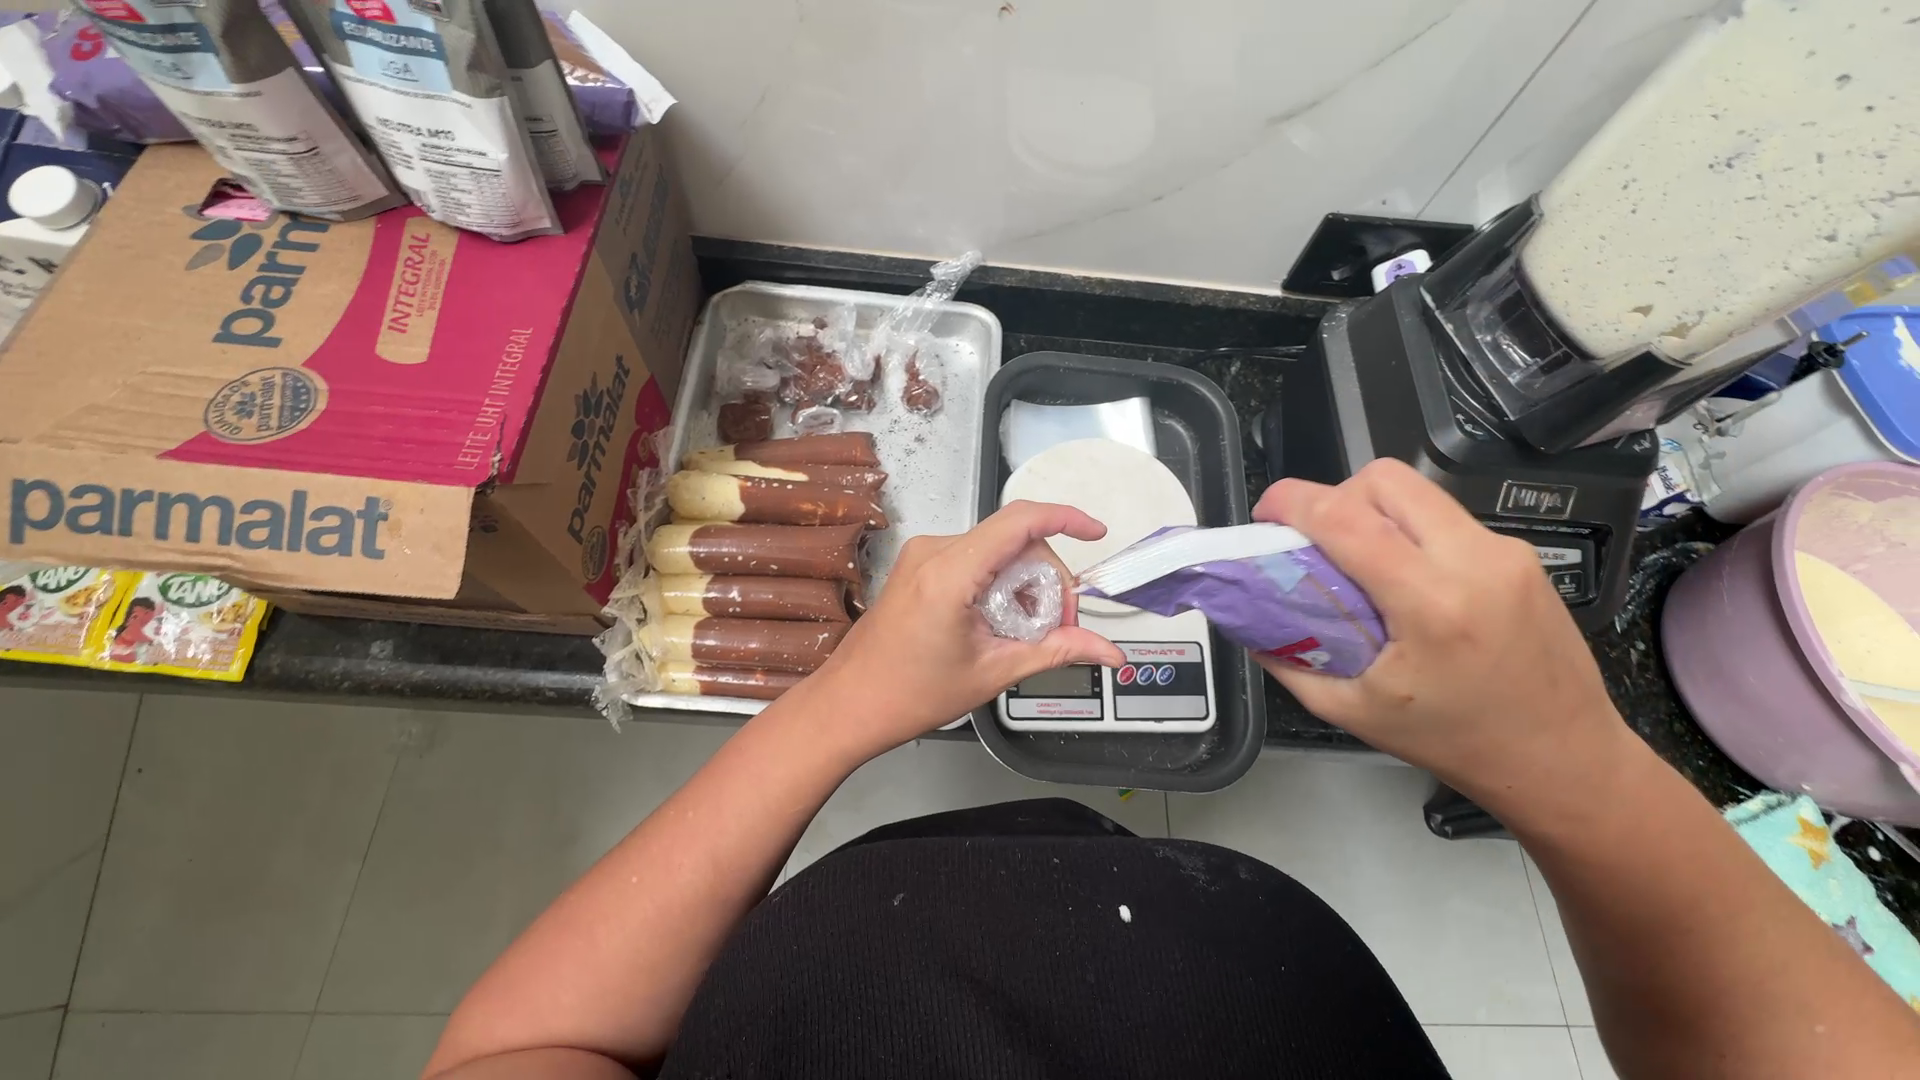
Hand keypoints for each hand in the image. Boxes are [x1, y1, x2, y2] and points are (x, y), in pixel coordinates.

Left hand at [806, 501, 1125, 756]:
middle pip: (1015, 539)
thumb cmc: (909, 693)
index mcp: (950, 573)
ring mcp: (922, 555)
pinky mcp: (919, 564)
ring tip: (1026, 630)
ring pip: (997, 549)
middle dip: (1048, 577)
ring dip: (1025, 582)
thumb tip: (1107, 651)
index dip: (1065, 518)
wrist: (850, 703)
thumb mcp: (993, 671)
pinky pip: (975, 558)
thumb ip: (1055, 651)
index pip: (1019, 521)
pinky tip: (1000, 621)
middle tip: (1059, 625)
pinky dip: (1000, 582)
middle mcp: (933, 551)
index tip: (1096, 532)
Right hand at [1253, 460, 1631, 811]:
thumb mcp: (1353, 711)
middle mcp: (1475, 561)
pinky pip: (1444, 517)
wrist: (1564, 758)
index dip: (1292, 502)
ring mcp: (1505, 551)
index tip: (1265, 513)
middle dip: (1334, 495)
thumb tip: (1248, 621)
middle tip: (1314, 537)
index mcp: (1431, 604)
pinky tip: (1401, 577)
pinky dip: (1407, 530)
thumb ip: (1290, 661)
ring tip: (1356, 559)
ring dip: (1371, 509)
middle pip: (1384, 479)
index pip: (1347, 519)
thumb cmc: (1457, 742)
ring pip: (1417, 491)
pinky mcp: (1519, 554)